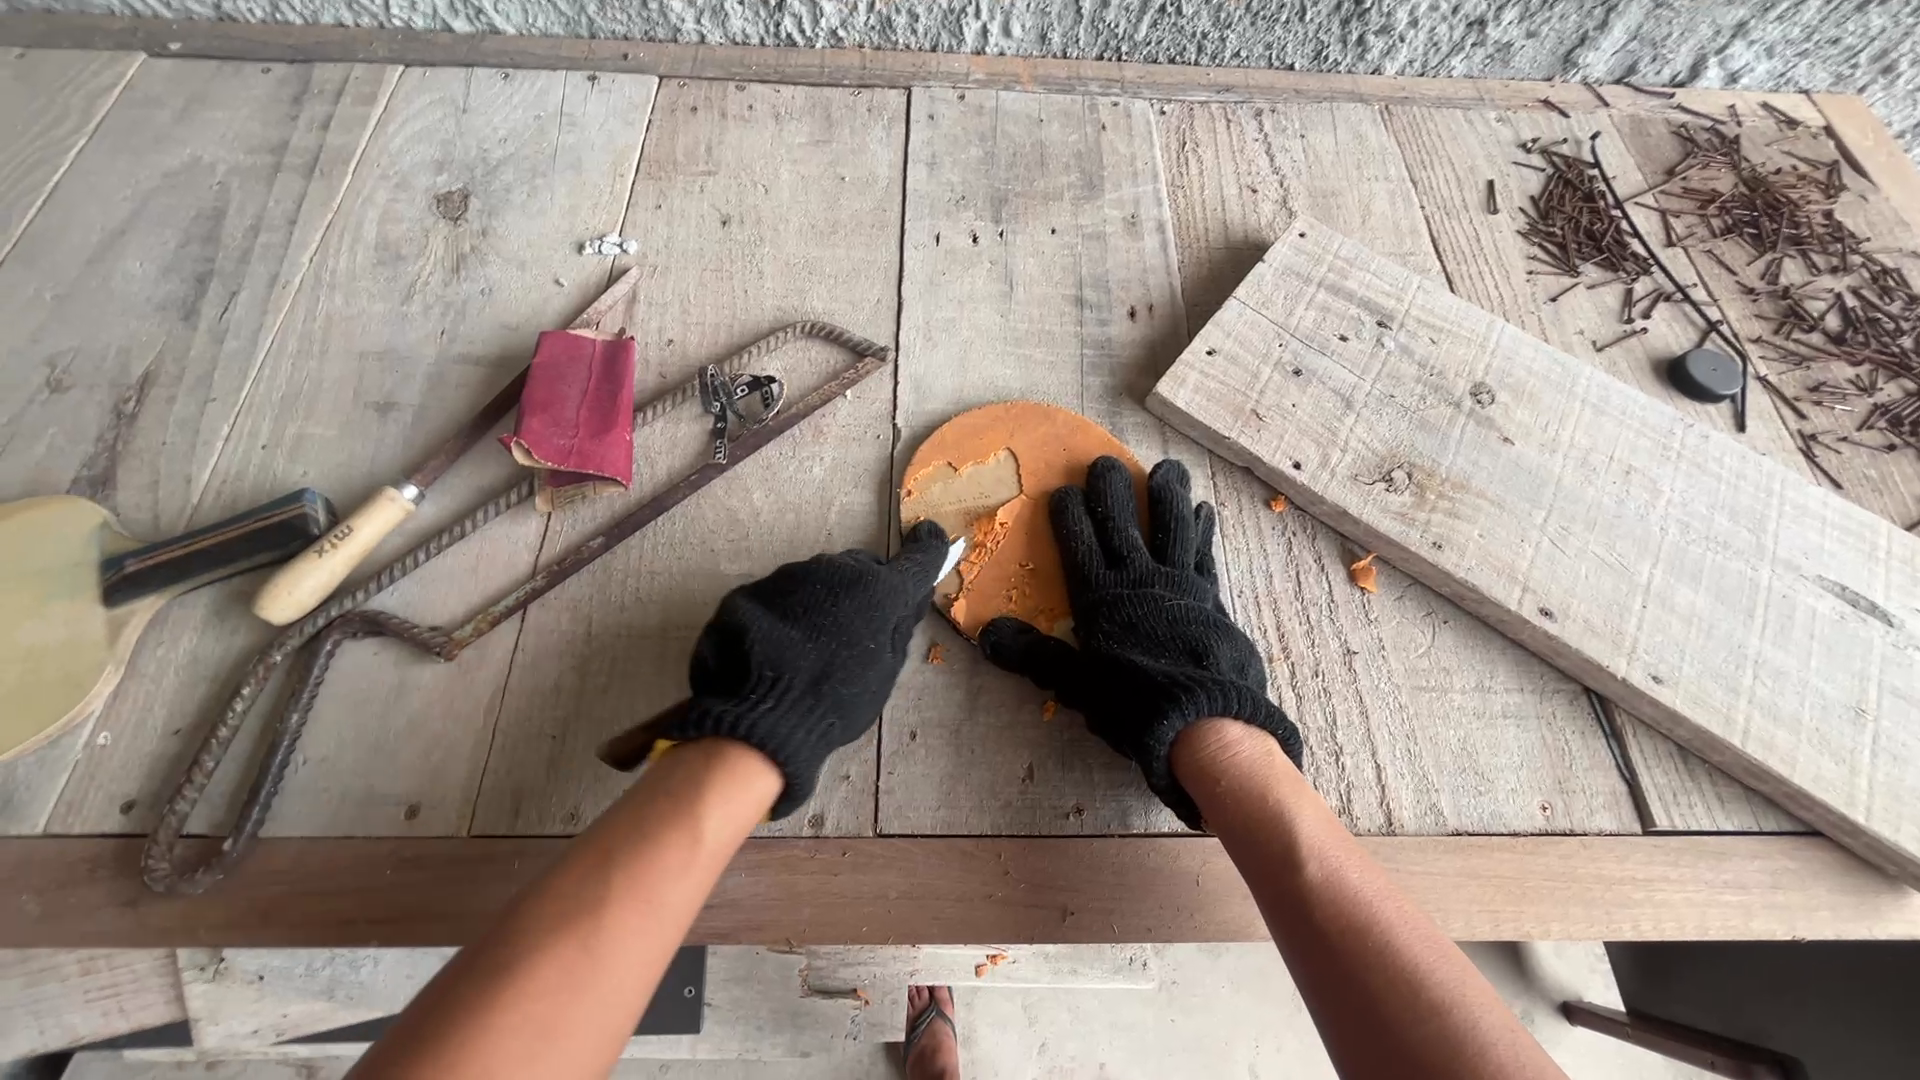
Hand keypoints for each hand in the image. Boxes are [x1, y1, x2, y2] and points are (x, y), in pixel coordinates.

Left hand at [661, 521, 950, 817]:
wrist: (760, 711)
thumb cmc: (836, 699)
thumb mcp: (884, 670)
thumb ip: (898, 626)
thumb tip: (912, 595)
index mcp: (882, 591)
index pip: (919, 557)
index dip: (928, 546)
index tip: (928, 537)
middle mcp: (840, 569)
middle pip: (863, 569)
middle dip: (864, 590)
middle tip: (854, 630)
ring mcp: (793, 574)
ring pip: (820, 579)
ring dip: (822, 601)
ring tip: (808, 646)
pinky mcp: (756, 587)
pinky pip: (783, 594)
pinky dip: (787, 612)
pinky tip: (778, 647)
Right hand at [978, 456, 1301, 826]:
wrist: (1204, 717)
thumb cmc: (1134, 703)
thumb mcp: (1075, 684)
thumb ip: (1034, 655)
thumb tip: (987, 636)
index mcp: (1100, 597)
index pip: (1079, 543)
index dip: (1068, 514)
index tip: (1061, 491)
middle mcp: (1138, 580)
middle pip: (1122, 523)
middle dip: (1111, 489)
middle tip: (1104, 462)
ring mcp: (1177, 584)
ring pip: (1170, 526)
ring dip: (1166, 494)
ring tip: (1166, 467)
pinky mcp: (1209, 596)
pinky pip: (1203, 552)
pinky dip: (1202, 529)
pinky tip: (1204, 509)